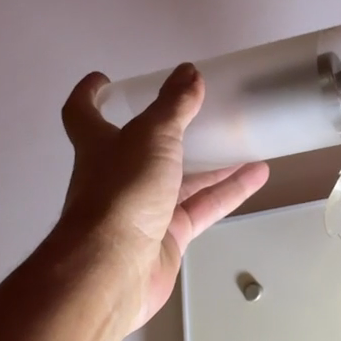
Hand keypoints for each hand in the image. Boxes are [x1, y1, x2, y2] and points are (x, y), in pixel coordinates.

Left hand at [56, 65, 268, 330]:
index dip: (90, 95)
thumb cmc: (122, 192)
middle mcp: (116, 177)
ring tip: (243, 141)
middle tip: (197, 112)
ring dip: (211, 163)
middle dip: (169, 133)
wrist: (114, 269)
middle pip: (142, 149)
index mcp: (98, 147)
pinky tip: (257, 176)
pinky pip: (201, 208)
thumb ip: (174, 105)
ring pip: (180, 180)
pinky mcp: (167, 239)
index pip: (83, 114)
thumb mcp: (152, 136)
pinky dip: (228, 192)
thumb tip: (190, 71)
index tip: (103, 80)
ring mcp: (142, 211)